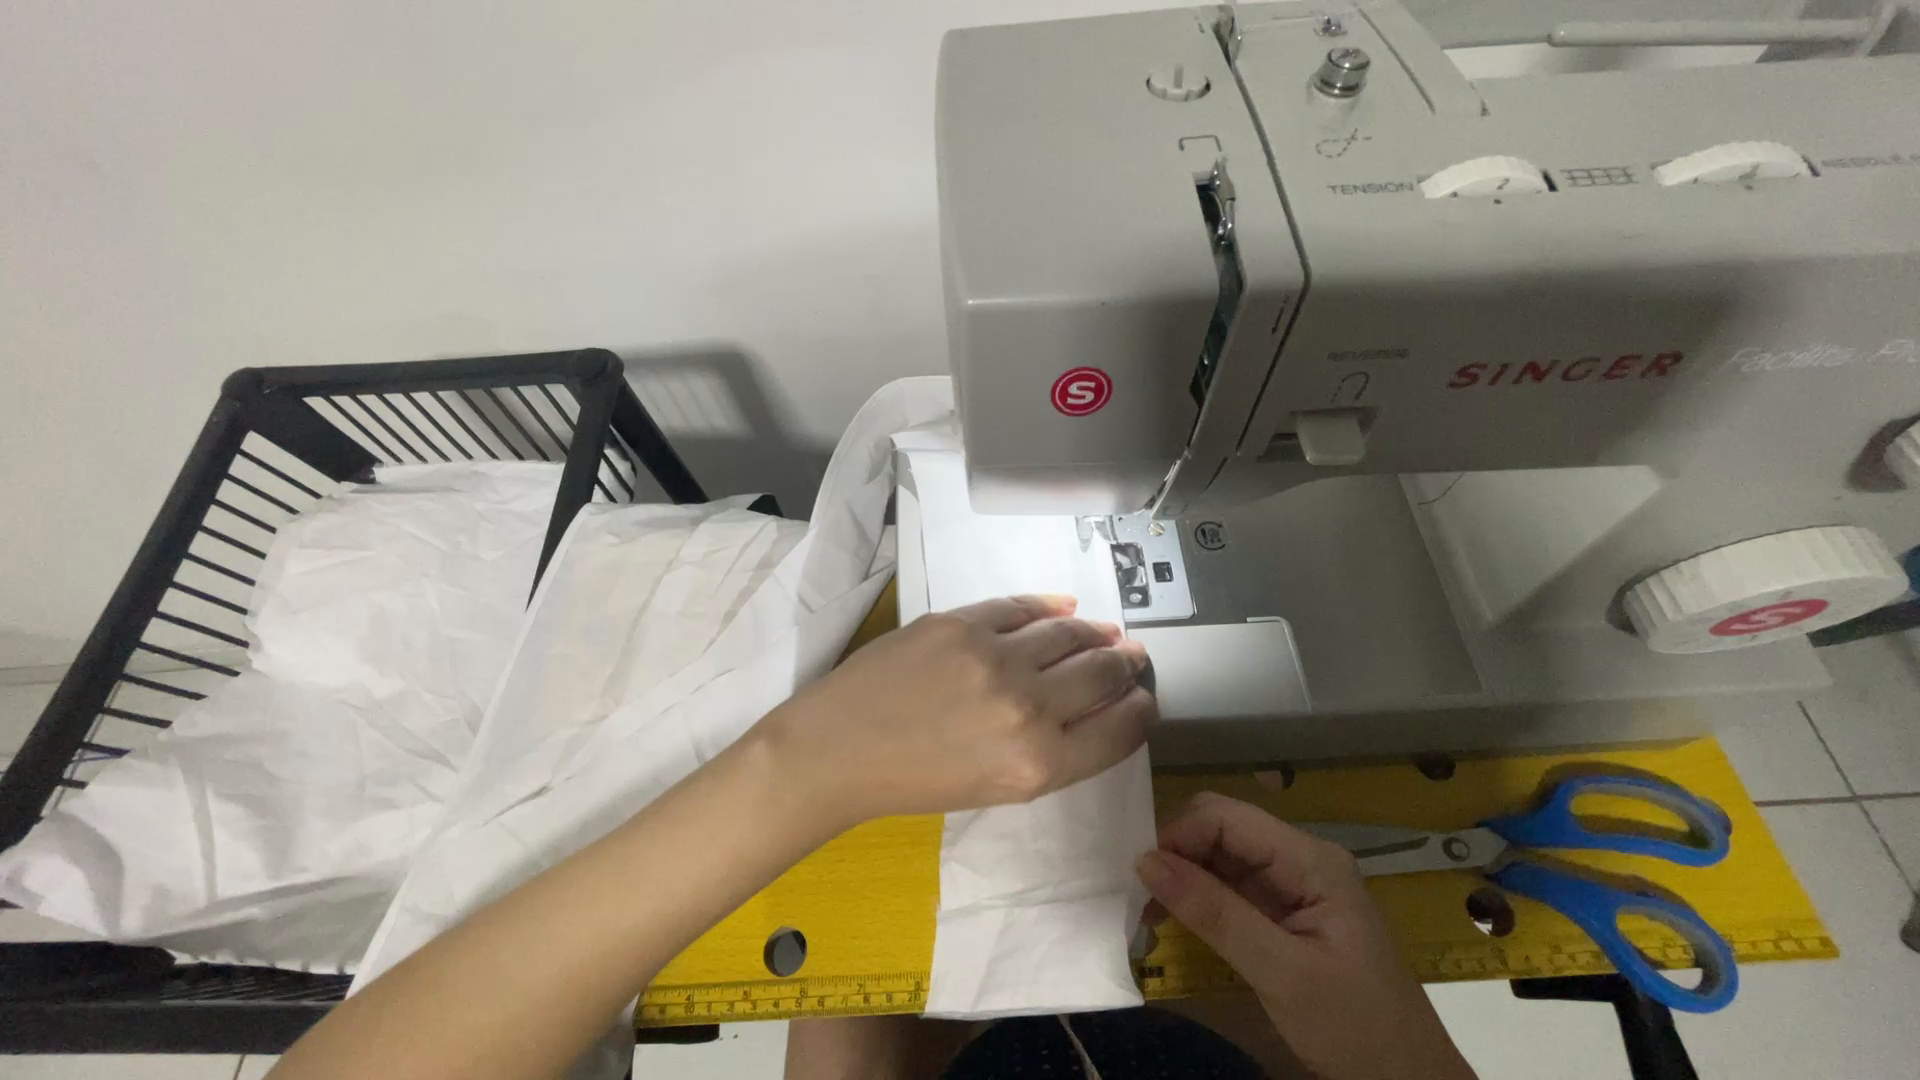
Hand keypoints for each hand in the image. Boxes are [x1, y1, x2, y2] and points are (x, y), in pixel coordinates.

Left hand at [759, 594, 1154, 826]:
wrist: (837, 749)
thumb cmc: (914, 782)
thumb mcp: (995, 788)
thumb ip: (1050, 753)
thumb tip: (1091, 709)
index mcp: (1038, 765)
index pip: (1117, 731)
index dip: (1140, 711)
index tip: (1145, 697)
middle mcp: (1027, 709)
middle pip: (1101, 675)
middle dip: (1127, 664)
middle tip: (1135, 656)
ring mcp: (993, 658)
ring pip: (1067, 633)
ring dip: (1096, 632)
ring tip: (1108, 632)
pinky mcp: (960, 623)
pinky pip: (1020, 606)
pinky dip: (1048, 606)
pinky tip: (1065, 607)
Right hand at [1137, 793, 1476, 1079]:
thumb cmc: (1357, 1029)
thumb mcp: (1283, 973)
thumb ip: (1216, 913)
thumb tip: (1146, 861)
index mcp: (1311, 860)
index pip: (1227, 817)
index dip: (1179, 834)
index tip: (1141, 874)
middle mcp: (1299, 860)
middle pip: (1221, 829)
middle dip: (1176, 852)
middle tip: (1139, 894)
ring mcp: (1291, 886)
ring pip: (1219, 857)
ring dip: (1181, 876)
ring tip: (1147, 912)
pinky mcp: (1282, 913)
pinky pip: (1228, 888)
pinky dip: (1196, 898)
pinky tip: (1172, 919)